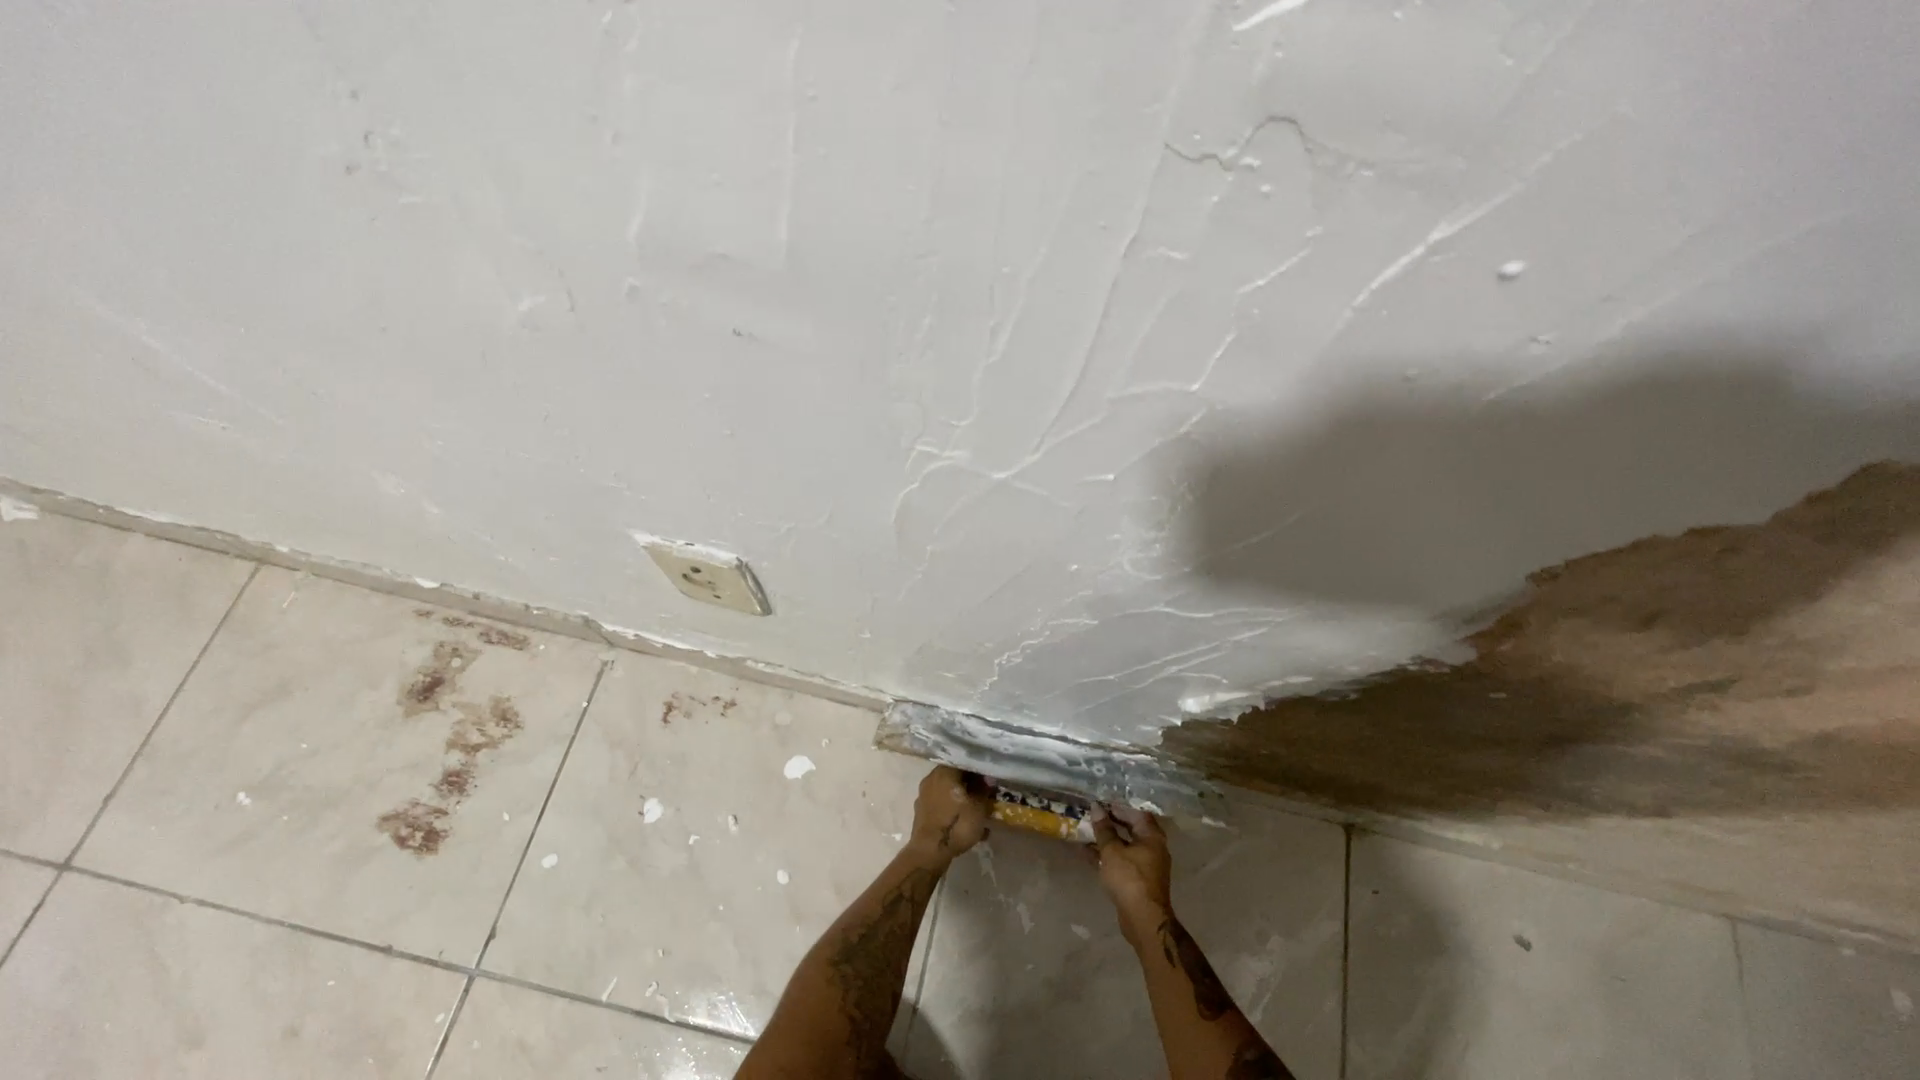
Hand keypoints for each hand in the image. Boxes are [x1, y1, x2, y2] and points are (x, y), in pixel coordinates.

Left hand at [907, 765, 991, 863]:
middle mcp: (931, 779)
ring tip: (978, 811)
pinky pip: (942, 805)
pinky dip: (953, 810)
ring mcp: (924, 795)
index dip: (979, 769)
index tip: (990, 778)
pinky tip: (966, 823)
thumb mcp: (979, 807)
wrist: (929, 852)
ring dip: (962, 798)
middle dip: (970, 784)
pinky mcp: (922, 812)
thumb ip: (983, 789)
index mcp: (944, 772)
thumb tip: (986, 778)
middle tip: (986, 794)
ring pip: (948, 791)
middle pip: (955, 776)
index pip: (964, 761)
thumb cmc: (957, 825)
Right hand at [1090, 805, 1174, 945]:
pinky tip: (1088, 853)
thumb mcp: (1112, 851)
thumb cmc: (1129, 878)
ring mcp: (1147, 865)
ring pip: (1125, 846)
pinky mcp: (1139, 880)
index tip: (1101, 804)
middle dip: (1112, 822)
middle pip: (1132, 829)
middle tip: (1092, 816)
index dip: (1119, 807)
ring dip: (1108, 840)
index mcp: (1152, 837)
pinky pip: (1122, 861)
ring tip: (1087, 832)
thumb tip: (1096, 807)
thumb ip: (1104, 829)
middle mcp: (1154, 848)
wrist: (1143, 918)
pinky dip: (1108, 856)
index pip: (1137, 813)